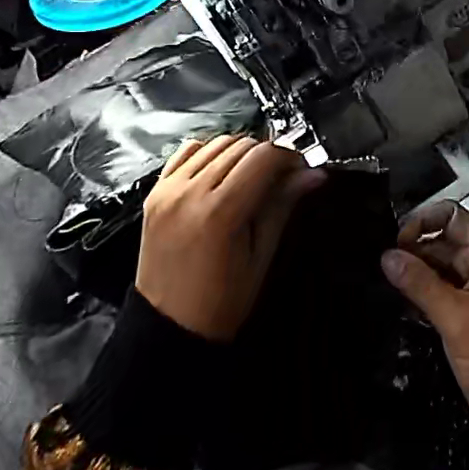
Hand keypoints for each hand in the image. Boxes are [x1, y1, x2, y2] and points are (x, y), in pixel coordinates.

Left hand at [136, 135, 325, 340]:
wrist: (168, 326)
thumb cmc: (220, 302)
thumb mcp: (261, 256)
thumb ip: (283, 205)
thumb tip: (313, 175)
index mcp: (219, 214)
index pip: (263, 157)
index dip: (289, 156)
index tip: (300, 168)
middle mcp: (189, 194)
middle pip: (241, 145)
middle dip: (268, 155)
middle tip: (282, 176)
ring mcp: (168, 190)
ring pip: (217, 143)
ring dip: (240, 152)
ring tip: (252, 178)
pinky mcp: (155, 192)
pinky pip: (187, 151)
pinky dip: (209, 153)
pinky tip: (221, 173)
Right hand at [381, 201, 468, 446]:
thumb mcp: (455, 319)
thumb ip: (420, 284)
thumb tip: (389, 256)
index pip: (452, 217)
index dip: (424, 221)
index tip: (398, 239)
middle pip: (441, 239)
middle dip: (413, 247)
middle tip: (388, 264)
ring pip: (436, 264)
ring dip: (414, 269)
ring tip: (390, 282)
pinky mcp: (463, 311)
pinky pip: (437, 287)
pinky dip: (419, 289)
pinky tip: (402, 299)